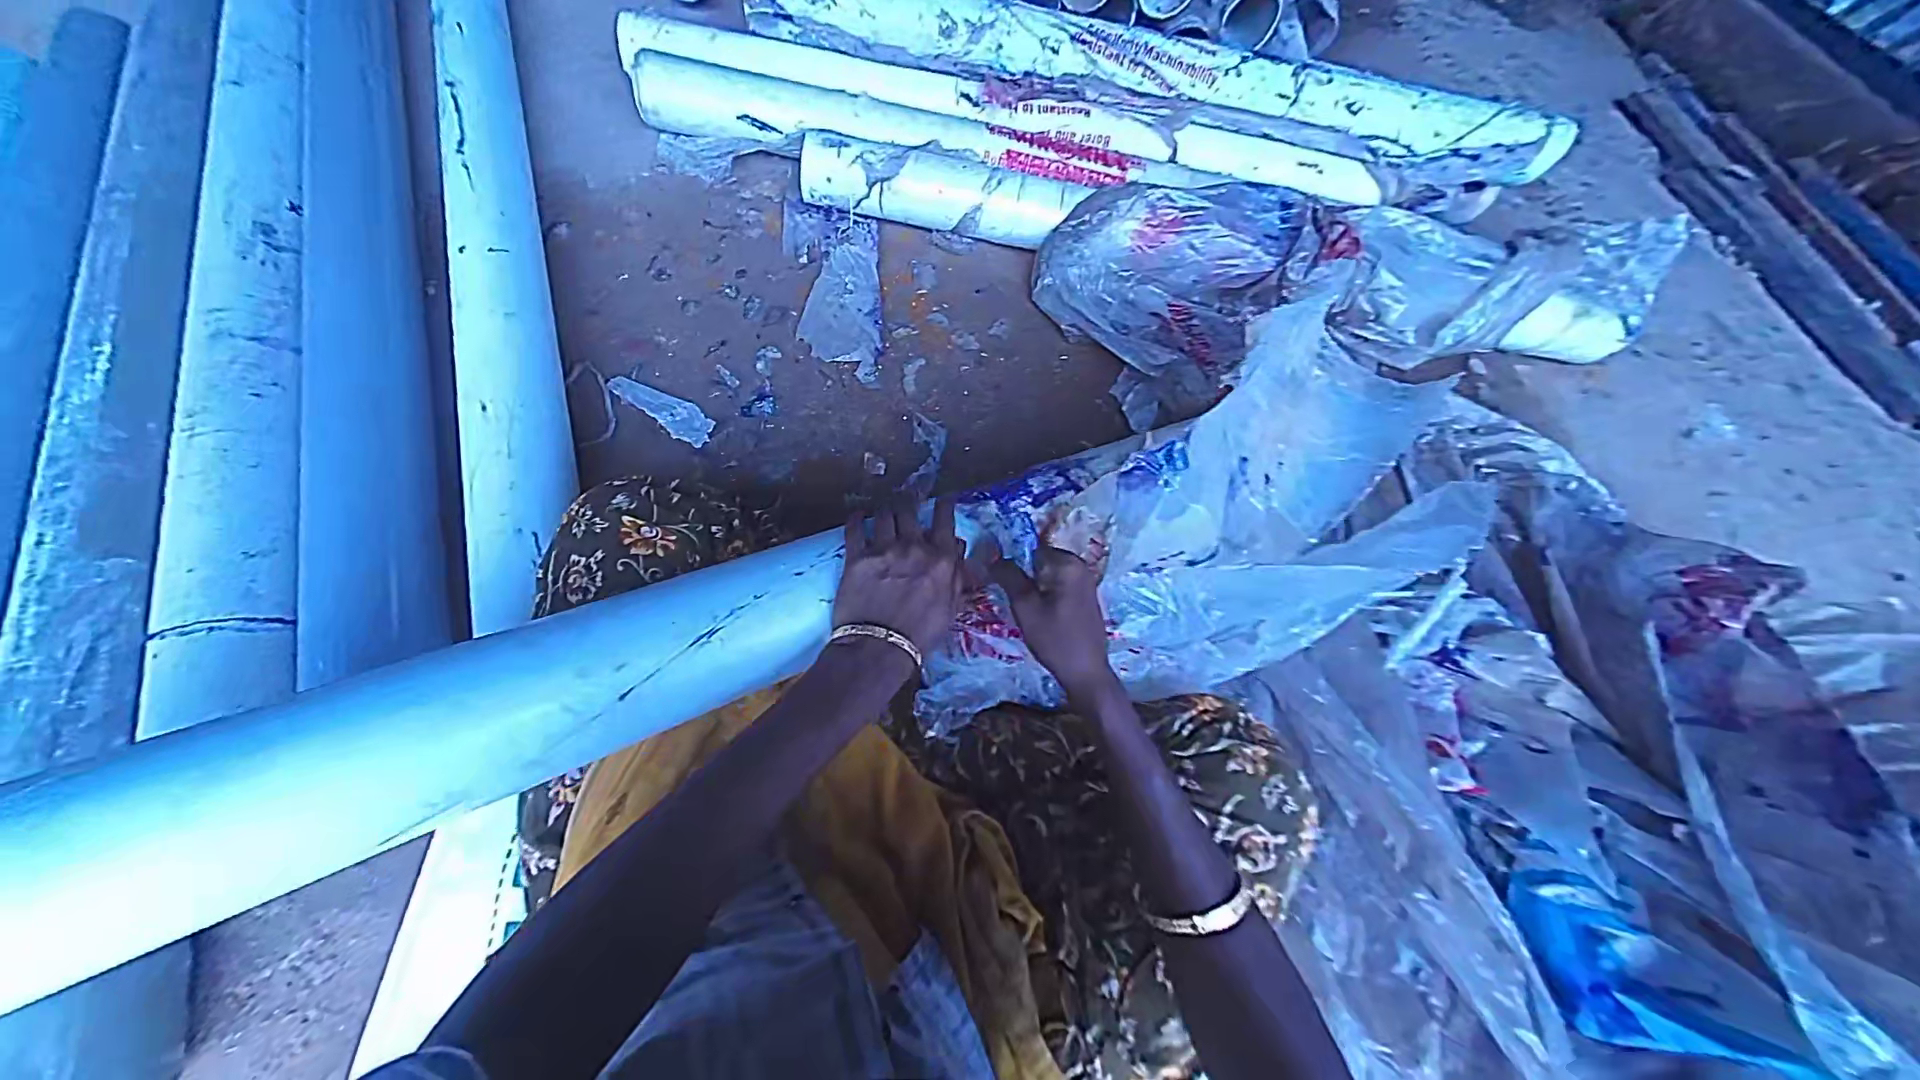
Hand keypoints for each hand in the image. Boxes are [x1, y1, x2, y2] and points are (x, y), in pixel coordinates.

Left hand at [835, 498, 968, 655]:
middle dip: (910, 502)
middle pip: (911, 510)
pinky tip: (857, 515)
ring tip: (885, 508)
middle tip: (908, 499)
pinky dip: (857, 519)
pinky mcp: (857, 557)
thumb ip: (957, 577)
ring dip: (886, 509)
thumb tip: (959, 552)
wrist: (880, 647)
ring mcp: (884, 549)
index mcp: (940, 559)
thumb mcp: (951, 608)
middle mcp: (914, 547)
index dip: (944, 504)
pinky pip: (855, 528)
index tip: (944, 496)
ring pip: (885, 514)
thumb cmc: (921, 634)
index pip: (945, 520)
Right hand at [986, 545, 1117, 698]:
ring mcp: (1086, 582)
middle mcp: (1081, 566)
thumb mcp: (1025, 607)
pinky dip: (1045, 595)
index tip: (1000, 580)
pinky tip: (1039, 614)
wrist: (1085, 672)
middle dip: (1023, 575)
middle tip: (1011, 598)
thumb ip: (1008, 576)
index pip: (1030, 548)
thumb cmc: (1054, 639)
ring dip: (1032, 587)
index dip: (1012, 562)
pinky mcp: (1085, 598)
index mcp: (1068, 563)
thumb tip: (992, 556)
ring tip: (1023, 608)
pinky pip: (1058, 586)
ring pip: (1048, 575)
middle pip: (1040, 561)